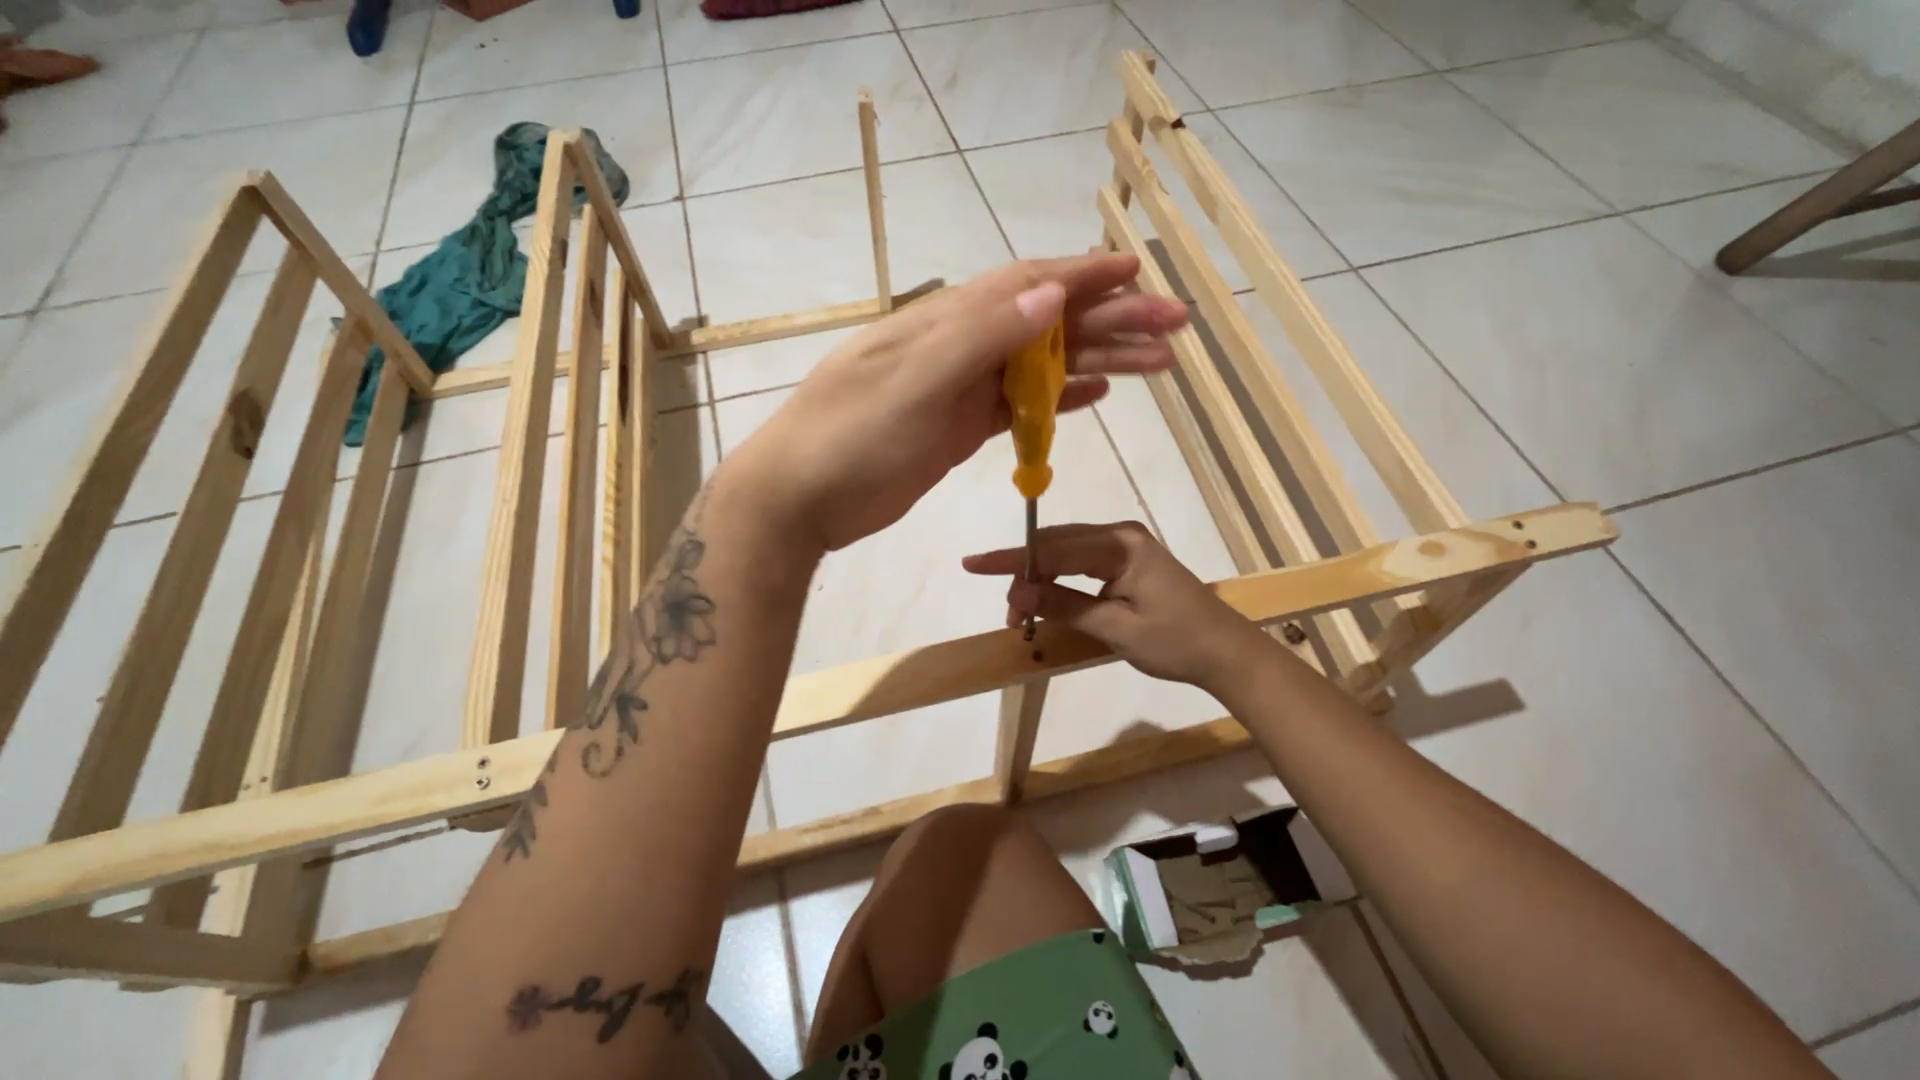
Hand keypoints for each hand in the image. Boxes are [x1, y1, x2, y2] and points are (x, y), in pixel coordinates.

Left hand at [727, 255, 1187, 553]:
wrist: (797, 499)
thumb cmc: (848, 436)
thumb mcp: (913, 382)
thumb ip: (981, 337)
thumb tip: (1051, 294)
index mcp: (947, 322)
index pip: (1027, 286)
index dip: (1084, 276)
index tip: (1139, 272)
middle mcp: (961, 346)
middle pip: (1048, 324)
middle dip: (1112, 321)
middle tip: (1175, 326)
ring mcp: (961, 390)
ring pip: (1043, 366)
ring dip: (1099, 361)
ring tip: (1158, 363)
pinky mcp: (959, 430)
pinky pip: (1021, 407)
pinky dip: (1061, 399)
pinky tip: (1099, 395)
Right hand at [961, 521, 1270, 687]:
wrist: (1225, 652)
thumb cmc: (1175, 642)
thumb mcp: (1115, 629)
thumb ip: (1064, 606)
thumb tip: (1017, 595)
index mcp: (1120, 545)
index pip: (1053, 548)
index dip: (1012, 560)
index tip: (973, 565)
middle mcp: (1120, 536)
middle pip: (1056, 546)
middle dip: (1024, 576)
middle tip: (1009, 616)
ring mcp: (1125, 547)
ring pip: (1066, 554)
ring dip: (1040, 581)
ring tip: (1022, 617)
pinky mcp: (1128, 562)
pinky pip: (1081, 563)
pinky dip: (1059, 582)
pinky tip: (1045, 602)